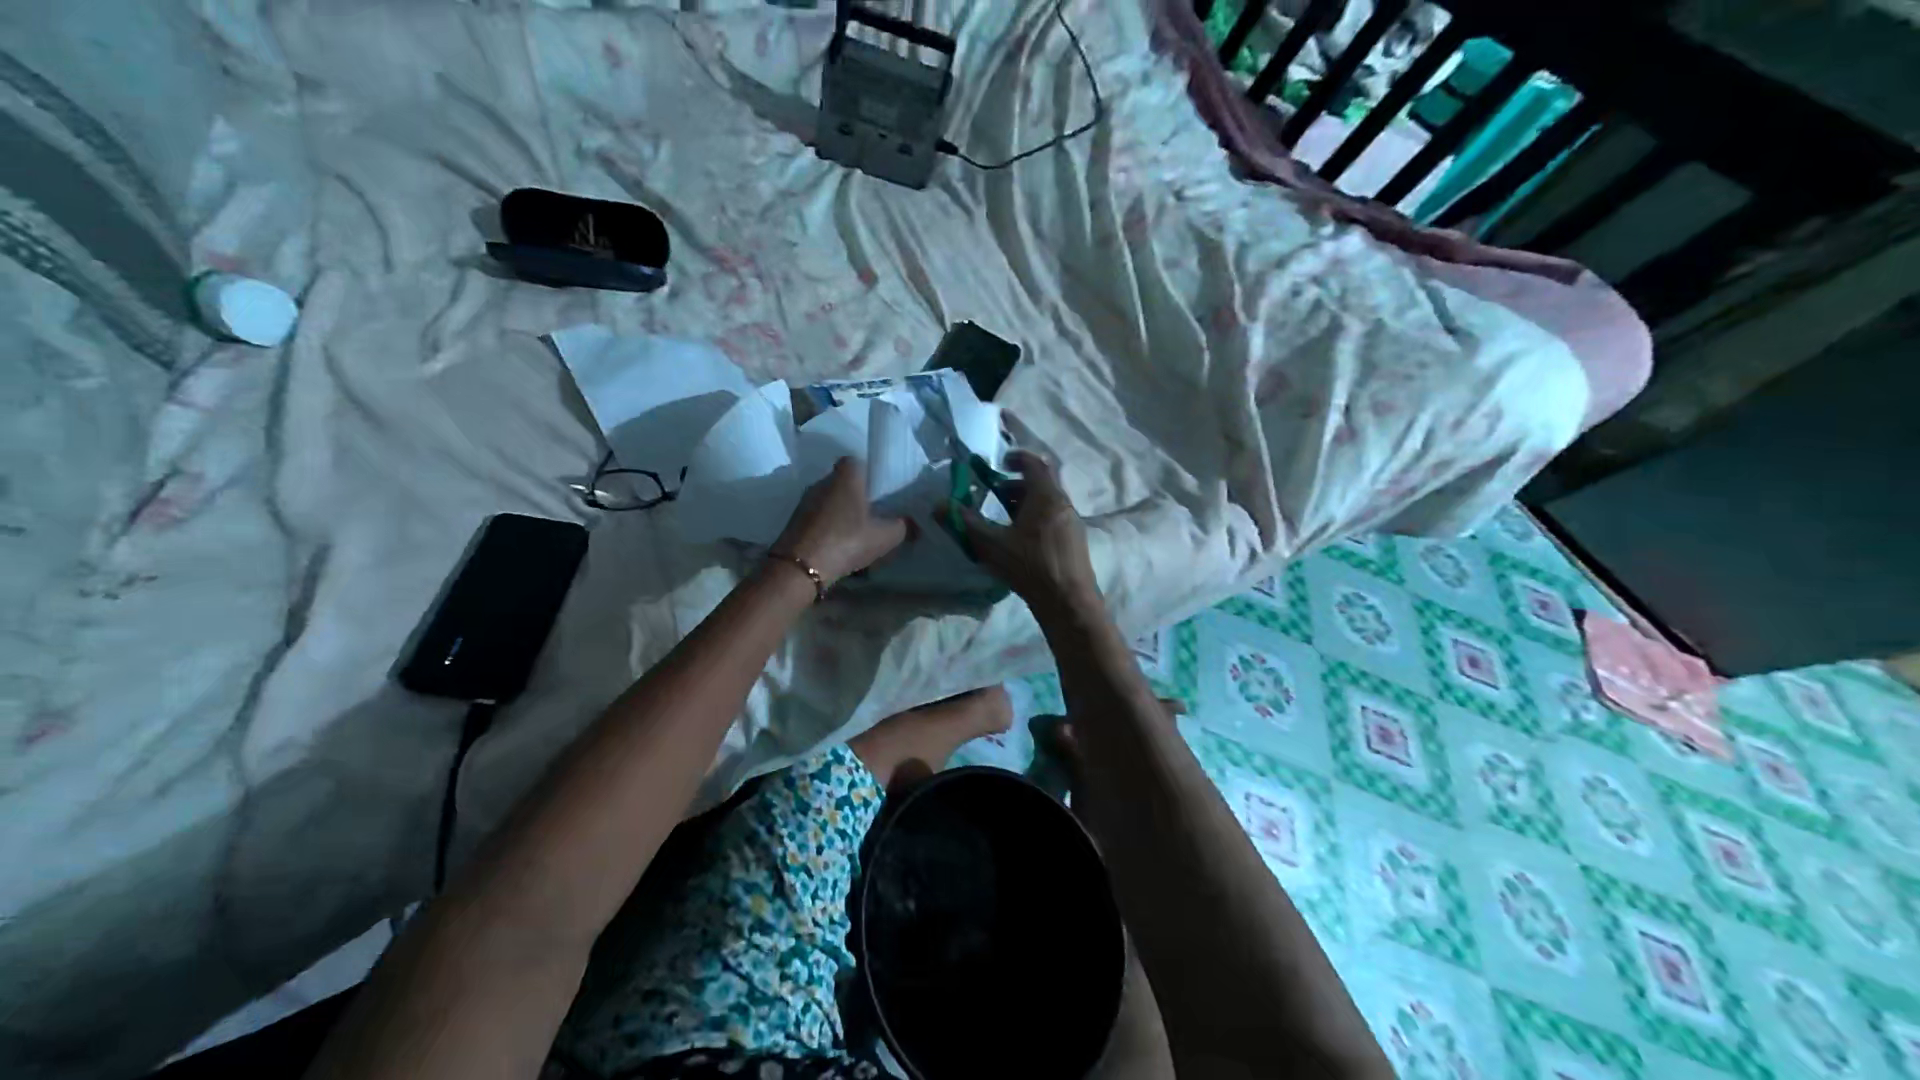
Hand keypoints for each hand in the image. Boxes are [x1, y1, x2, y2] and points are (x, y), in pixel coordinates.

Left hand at [772, 457, 908, 586]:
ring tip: (859, 532)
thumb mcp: (885, 536)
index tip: (882, 491)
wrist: (799, 568)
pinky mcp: (795, 520)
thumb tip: (913, 522)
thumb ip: (903, 526)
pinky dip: (830, 526)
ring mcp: (805, 501)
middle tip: (875, 513)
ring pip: (831, 500)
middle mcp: (822, 481)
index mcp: (845, 476)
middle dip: (858, 495)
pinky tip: (840, 544)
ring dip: (843, 512)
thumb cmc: (846, 541)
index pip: (857, 461)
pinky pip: (819, 517)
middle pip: (844, 482)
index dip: (870, 473)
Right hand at [949, 450, 1099, 615]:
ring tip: (1003, 520)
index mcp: (1046, 497)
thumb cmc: (1031, 567)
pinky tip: (1020, 541)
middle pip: (1041, 484)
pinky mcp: (1074, 542)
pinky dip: (1035, 519)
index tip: (1000, 462)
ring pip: (1047, 503)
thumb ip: (966, 523)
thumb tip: (939, 505)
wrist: (1069, 602)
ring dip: (1025, 504)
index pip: (1034, 464)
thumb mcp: (992, 545)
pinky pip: (1053, 519)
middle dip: (1016, 486)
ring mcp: (1072, 524)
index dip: (1017, 458)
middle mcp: (1063, 504)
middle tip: (995, 495)